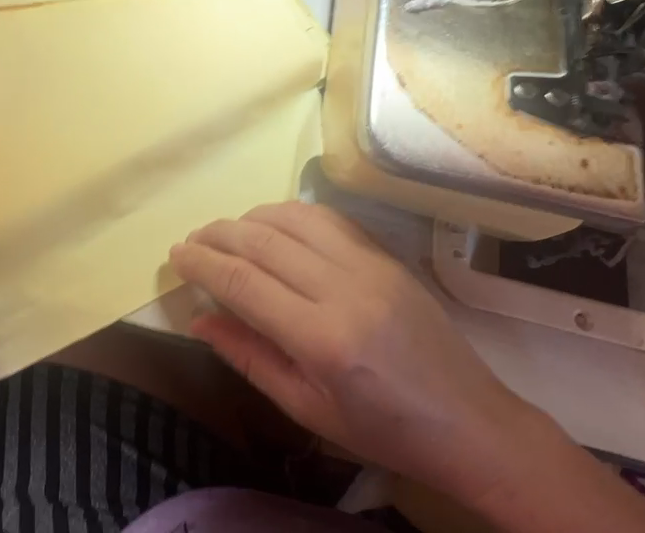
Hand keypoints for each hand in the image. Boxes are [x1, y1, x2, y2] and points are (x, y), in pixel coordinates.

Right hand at [169, 202, 535, 496]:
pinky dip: (290, 214)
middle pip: (263, 241)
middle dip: (217, 235)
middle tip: (191, 241)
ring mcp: (370, 265)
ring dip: (250, 218)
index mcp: (323, 339)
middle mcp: (345, 289)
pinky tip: (273, 226)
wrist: (469, 423)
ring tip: (226, 232)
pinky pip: (327, 218)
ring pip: (293, 218)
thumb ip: (249, 358)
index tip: (176, 255)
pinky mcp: (386, 255)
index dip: (202, 264)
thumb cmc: (384, 431)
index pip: (244, 283)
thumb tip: (199, 317)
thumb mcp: (308, 410)